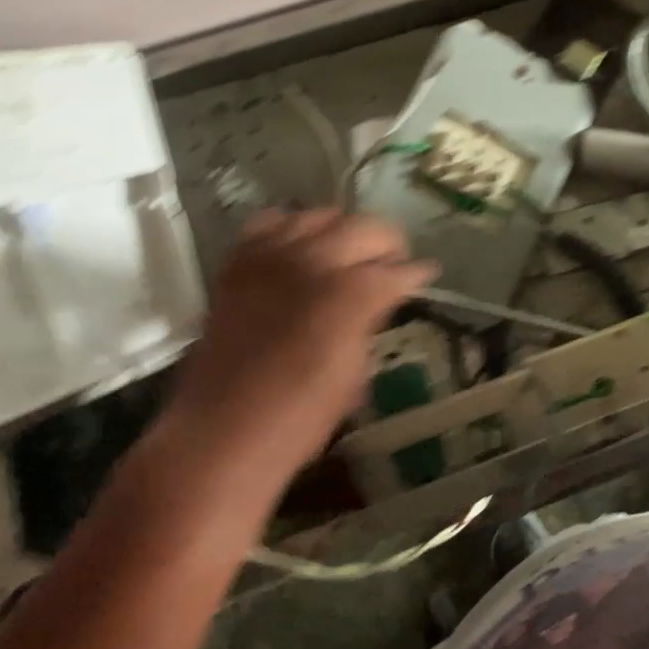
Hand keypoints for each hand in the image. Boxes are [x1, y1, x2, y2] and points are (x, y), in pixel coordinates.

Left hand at [165, 208, 435, 466]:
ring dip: (343, 231)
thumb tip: (379, 299)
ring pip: (320, 215)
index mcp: (350, 293)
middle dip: (387, 244)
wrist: (223, 434)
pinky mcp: (239, 263)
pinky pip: (271, 223)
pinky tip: (300, 251)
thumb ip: (370, 321)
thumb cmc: (300, 417)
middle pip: (365, 227)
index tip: (425, 276)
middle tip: (393, 265)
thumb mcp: (355, 372)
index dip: (416, 274)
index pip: (397, 269)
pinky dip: (292, 229)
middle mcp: (313, 261)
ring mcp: (271, 257)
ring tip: (349, 254)